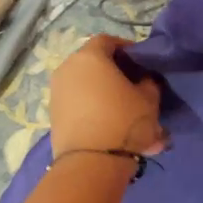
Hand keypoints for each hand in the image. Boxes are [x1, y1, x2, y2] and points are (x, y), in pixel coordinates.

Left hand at [49, 35, 165, 158]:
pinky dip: (93, 106)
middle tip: (134, 84)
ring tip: (123, 108)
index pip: (108, 40)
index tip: (141, 62)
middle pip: (93, 61)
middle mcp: (68, 68)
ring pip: (85, 83)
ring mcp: (57, 92)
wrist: (91, 162)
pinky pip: (78, 102)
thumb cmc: (124, 120)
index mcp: (90, 57)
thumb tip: (143, 80)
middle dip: (114, 70)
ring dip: (103, 90)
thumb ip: (148, 82)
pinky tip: (110, 122)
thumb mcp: (149, 99)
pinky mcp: (53, 114)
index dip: (126, 47)